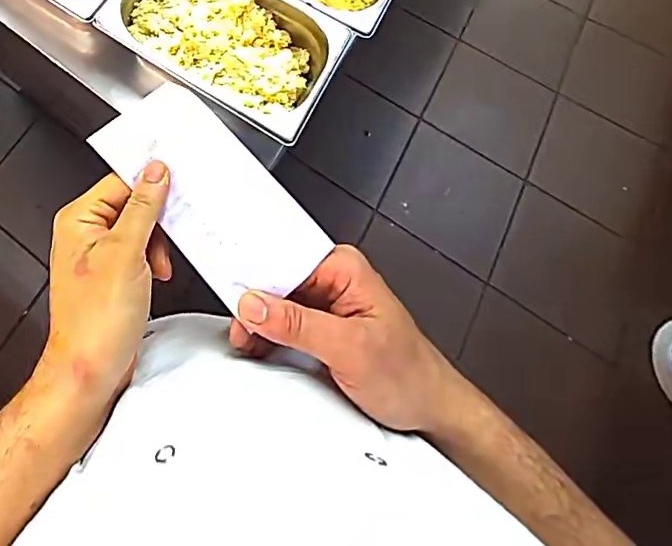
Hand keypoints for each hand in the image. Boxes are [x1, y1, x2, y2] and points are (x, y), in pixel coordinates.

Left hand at [38, 161, 172, 405]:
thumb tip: (153, 172)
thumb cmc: (94, 322)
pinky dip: (152, 260)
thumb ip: (142, 208)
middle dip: (154, 222)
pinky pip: (138, 251)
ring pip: (138, 228)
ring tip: (156, 266)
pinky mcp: (110, 274)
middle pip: (130, 203)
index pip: (119, 181)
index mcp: (78, 218)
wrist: (89, 373)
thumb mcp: (126, 253)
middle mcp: (83, 233)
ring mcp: (97, 254)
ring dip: (156, 244)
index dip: (148, 183)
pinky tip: (155, 275)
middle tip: (164, 240)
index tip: (174, 186)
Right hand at [230, 244, 464, 433]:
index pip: (286, 260)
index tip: (239, 299)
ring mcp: (324, 301)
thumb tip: (255, 306)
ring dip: (259, 323)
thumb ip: (298, 325)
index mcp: (343, 267)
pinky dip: (267, 335)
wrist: (431, 411)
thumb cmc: (411, 376)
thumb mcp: (350, 349)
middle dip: (255, 305)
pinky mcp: (318, 324)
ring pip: (276, 303)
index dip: (259, 279)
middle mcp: (332, 278)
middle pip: (277, 281)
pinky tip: (260, 346)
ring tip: (249, 341)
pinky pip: (283, 321)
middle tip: (242, 327)